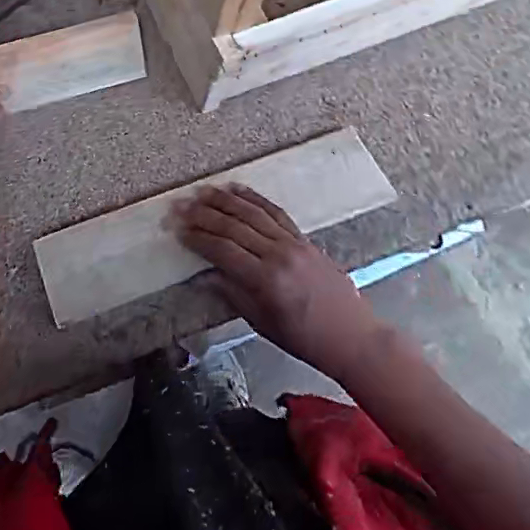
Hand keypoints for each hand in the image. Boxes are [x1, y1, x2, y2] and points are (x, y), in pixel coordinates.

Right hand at [173, 184, 387, 381]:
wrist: (351, 335)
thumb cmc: (304, 338)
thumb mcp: (263, 323)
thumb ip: (233, 295)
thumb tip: (203, 276)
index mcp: (267, 281)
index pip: (224, 251)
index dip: (198, 238)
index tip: (178, 230)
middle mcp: (279, 255)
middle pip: (235, 227)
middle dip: (204, 215)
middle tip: (180, 206)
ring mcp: (293, 243)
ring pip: (253, 213)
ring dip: (225, 200)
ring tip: (202, 191)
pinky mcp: (304, 238)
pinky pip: (275, 212)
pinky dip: (254, 199)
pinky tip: (237, 190)